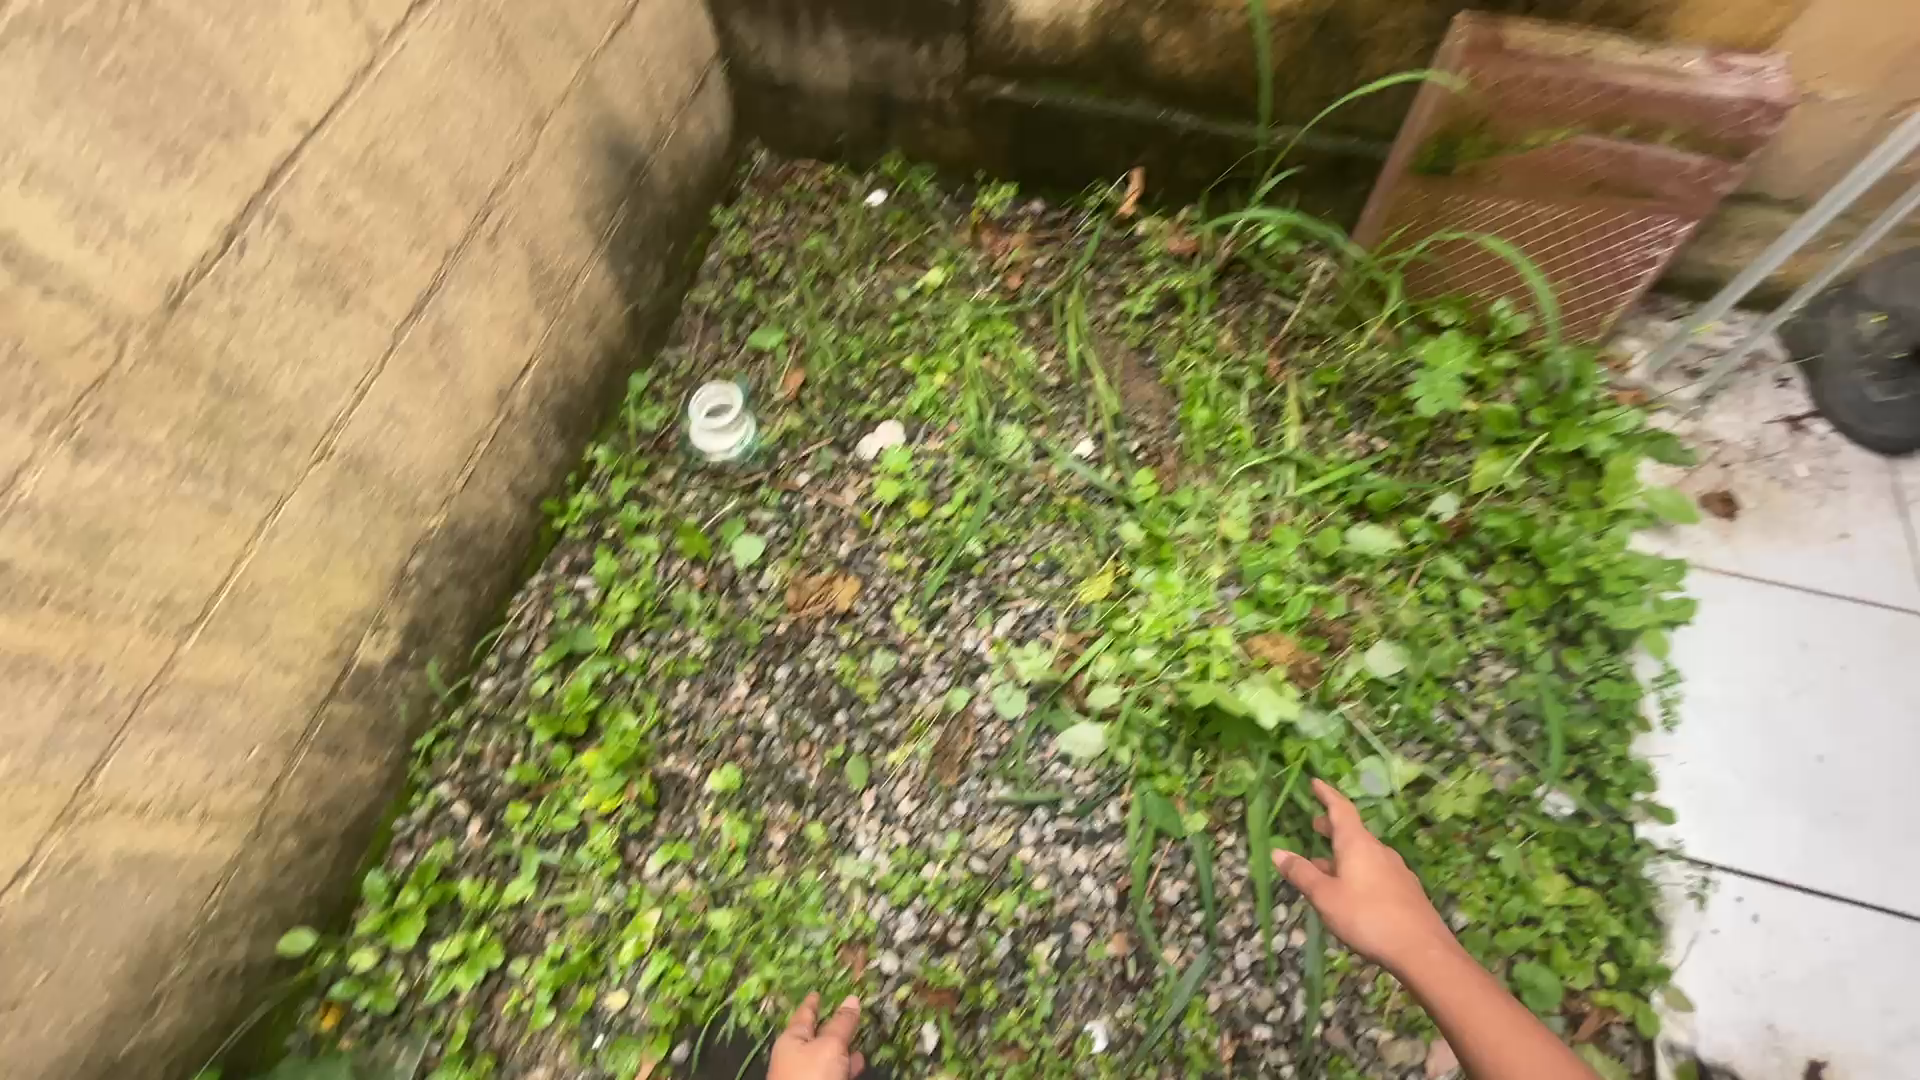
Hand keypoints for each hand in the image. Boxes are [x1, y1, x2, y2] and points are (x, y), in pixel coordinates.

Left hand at [768, 993, 865, 1079]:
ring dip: (843, 1049)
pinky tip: (858, 1064)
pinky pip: (834, 1074)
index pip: (804, 1014)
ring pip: (827, 1057)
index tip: (818, 991)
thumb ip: (842, 1023)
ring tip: (860, 1039)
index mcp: (792, 1040)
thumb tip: (852, 998)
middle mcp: (796, 1058)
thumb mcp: (829, 1046)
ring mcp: (807, 1078)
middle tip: (848, 1010)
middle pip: (816, 1036)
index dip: (813, 1002)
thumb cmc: (812, 1079)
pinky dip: (846, 1068)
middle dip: (832, 1025)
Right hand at [1271, 778, 1457, 977]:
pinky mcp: (1406, 893)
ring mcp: (1396, 872)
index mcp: (1357, 844)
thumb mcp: (1325, 896)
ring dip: (1343, 854)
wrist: (1425, 954)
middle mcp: (1378, 851)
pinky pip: (1375, 872)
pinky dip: (1357, 872)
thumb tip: (1277, 852)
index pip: (1340, 809)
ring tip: (1324, 865)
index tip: (1315, 782)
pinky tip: (1350, 892)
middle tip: (1315, 826)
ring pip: (1364, 854)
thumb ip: (1300, 873)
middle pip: (1352, 831)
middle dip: (1332, 827)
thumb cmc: (1368, 917)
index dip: (1326, 794)